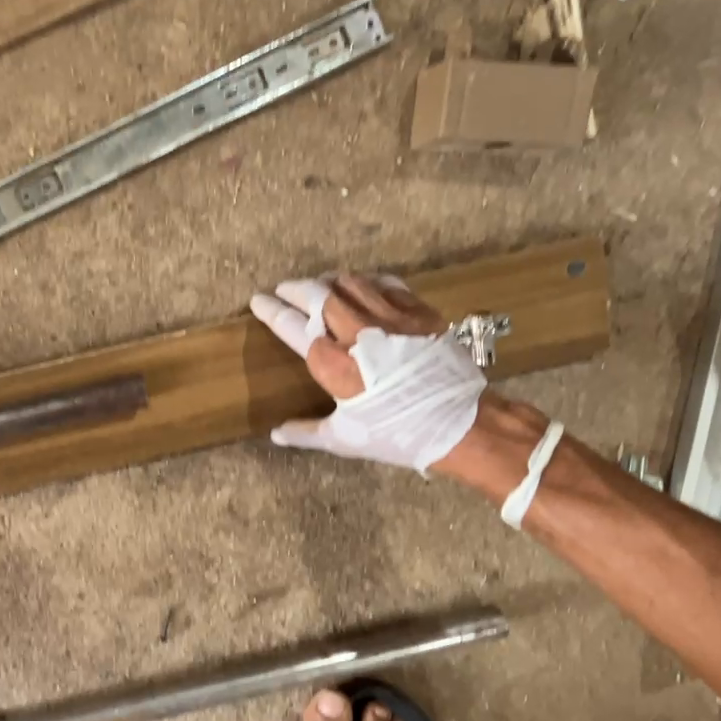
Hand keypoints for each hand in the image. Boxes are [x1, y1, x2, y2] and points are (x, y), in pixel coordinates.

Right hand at [249, 272, 485, 473]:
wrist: (461, 424)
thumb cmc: (395, 434)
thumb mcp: (344, 439)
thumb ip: (306, 432)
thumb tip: (276, 434)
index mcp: (332, 363)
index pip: (291, 326)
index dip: (271, 310)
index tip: (258, 300)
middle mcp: (356, 333)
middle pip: (317, 295)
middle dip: (295, 288)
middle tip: (285, 288)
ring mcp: (389, 318)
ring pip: (351, 283)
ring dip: (329, 281)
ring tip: (320, 284)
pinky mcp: (418, 312)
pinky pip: (387, 284)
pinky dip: (368, 281)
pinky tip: (364, 286)